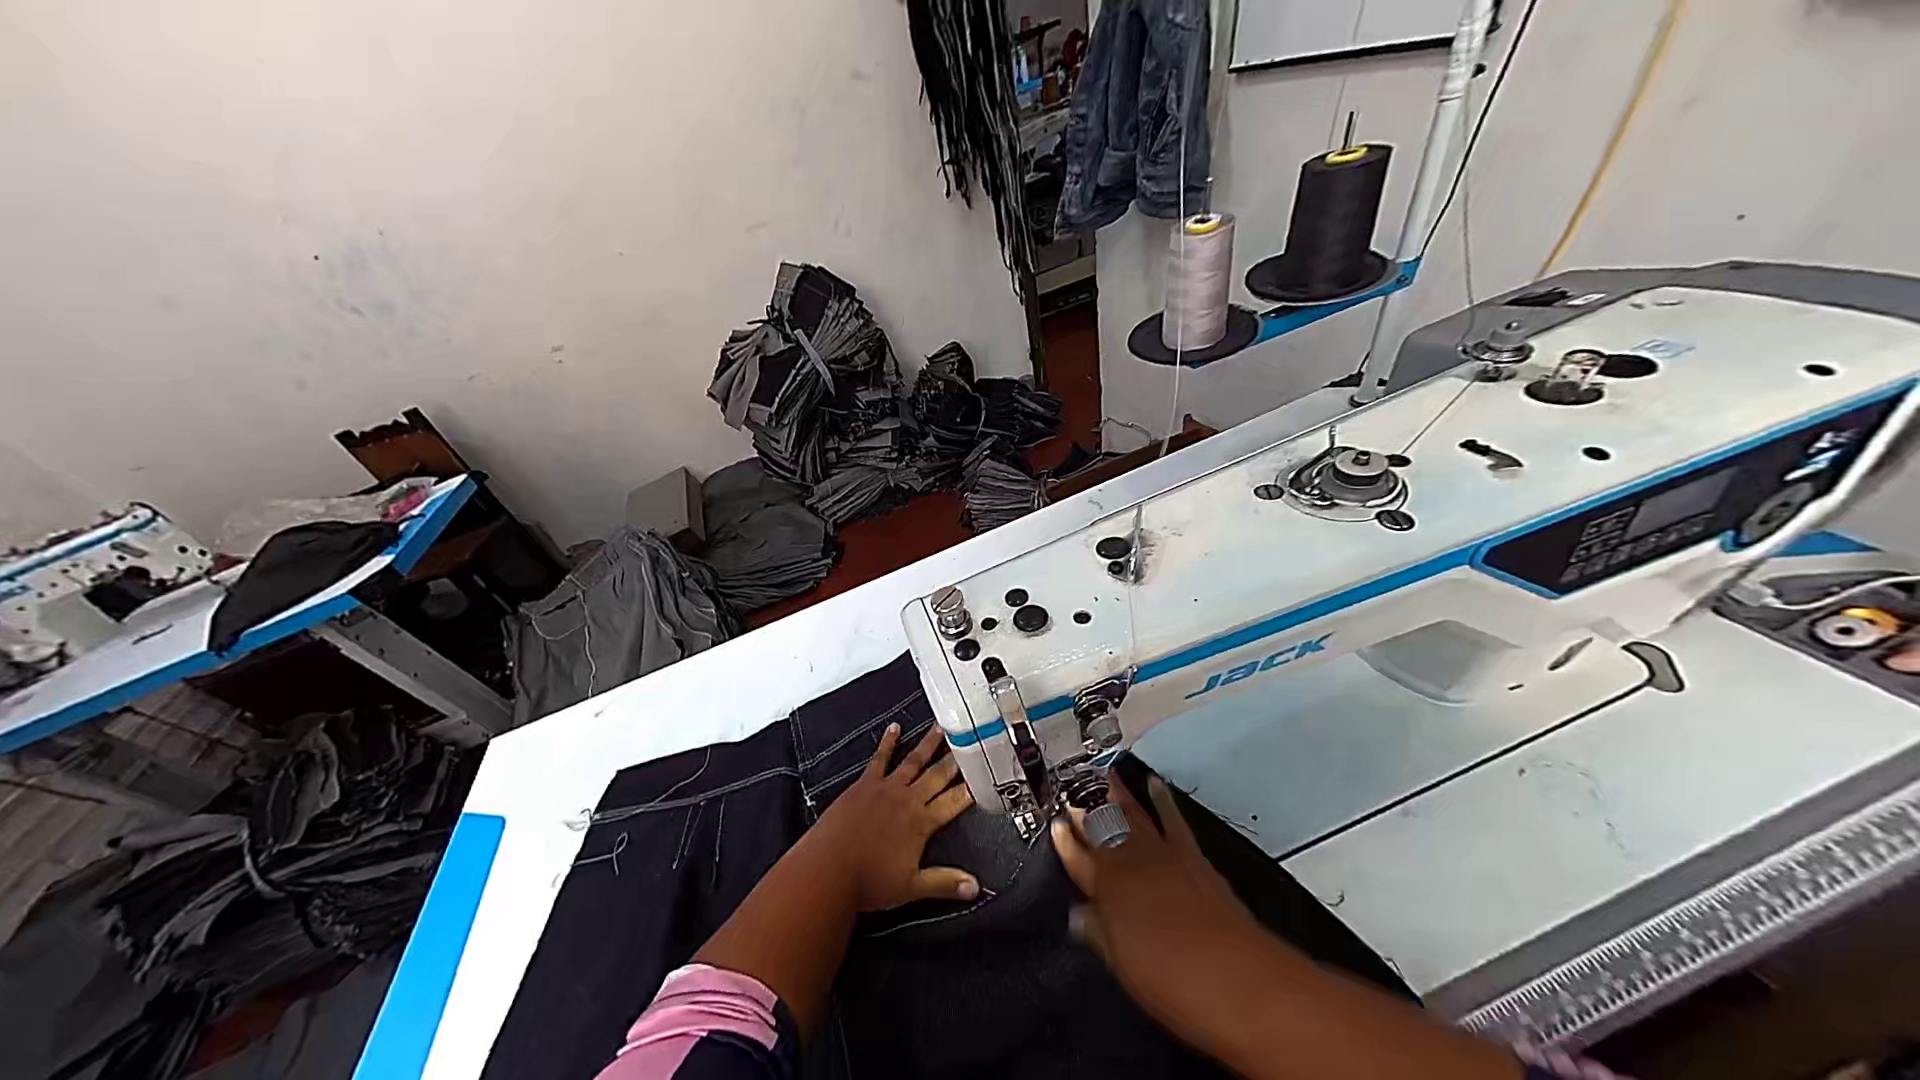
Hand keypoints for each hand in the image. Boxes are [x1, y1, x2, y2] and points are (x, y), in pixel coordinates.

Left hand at [799, 722, 977, 910]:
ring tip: (942, 728)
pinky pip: (880, 758)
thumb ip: (945, 884)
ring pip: (914, 760)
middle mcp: (907, 799)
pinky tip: (894, 728)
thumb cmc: (867, 881)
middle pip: (938, 775)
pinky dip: (888, 742)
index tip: (987, 776)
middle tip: (970, 742)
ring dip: (929, 744)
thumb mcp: (912, 887)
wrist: (828, 869)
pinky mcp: (865, 784)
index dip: (973, 788)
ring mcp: (886, 788)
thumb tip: (974, 887)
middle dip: (957, 760)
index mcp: (922, 822)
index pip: (956, 801)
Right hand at [1051, 775, 1276, 1039]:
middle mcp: (1132, 861)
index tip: (1056, 827)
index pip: (1076, 856)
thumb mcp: (1120, 962)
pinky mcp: (1192, 855)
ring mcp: (1163, 854)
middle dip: (1082, 808)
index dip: (1064, 841)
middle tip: (1070, 790)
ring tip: (1100, 775)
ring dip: (1114, 794)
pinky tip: (1155, 784)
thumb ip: (1097, 931)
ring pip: (1131, 814)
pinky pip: (1172, 818)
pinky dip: (1162, 799)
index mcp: (1106, 887)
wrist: (1236, 980)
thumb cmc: (1173, 979)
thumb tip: (1080, 916)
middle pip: (1100, 826)